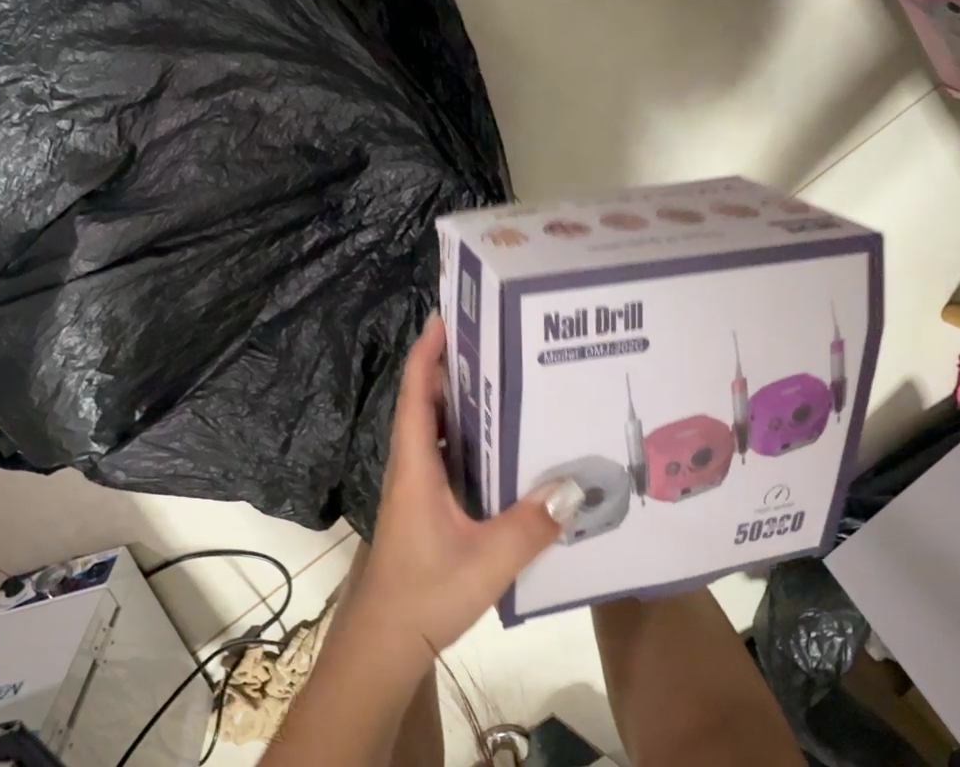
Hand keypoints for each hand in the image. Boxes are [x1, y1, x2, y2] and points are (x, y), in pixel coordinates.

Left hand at [337, 315, 581, 660]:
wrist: (384, 644)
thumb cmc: (425, 594)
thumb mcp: (487, 560)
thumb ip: (530, 524)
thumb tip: (575, 486)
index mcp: (416, 466)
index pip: (415, 393)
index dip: (426, 352)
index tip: (446, 316)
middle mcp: (411, 469)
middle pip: (424, 404)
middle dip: (450, 369)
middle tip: (493, 343)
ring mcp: (415, 491)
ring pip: (434, 433)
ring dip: (458, 404)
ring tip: (503, 383)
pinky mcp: (424, 511)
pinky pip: (445, 460)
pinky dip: (465, 441)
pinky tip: (501, 450)